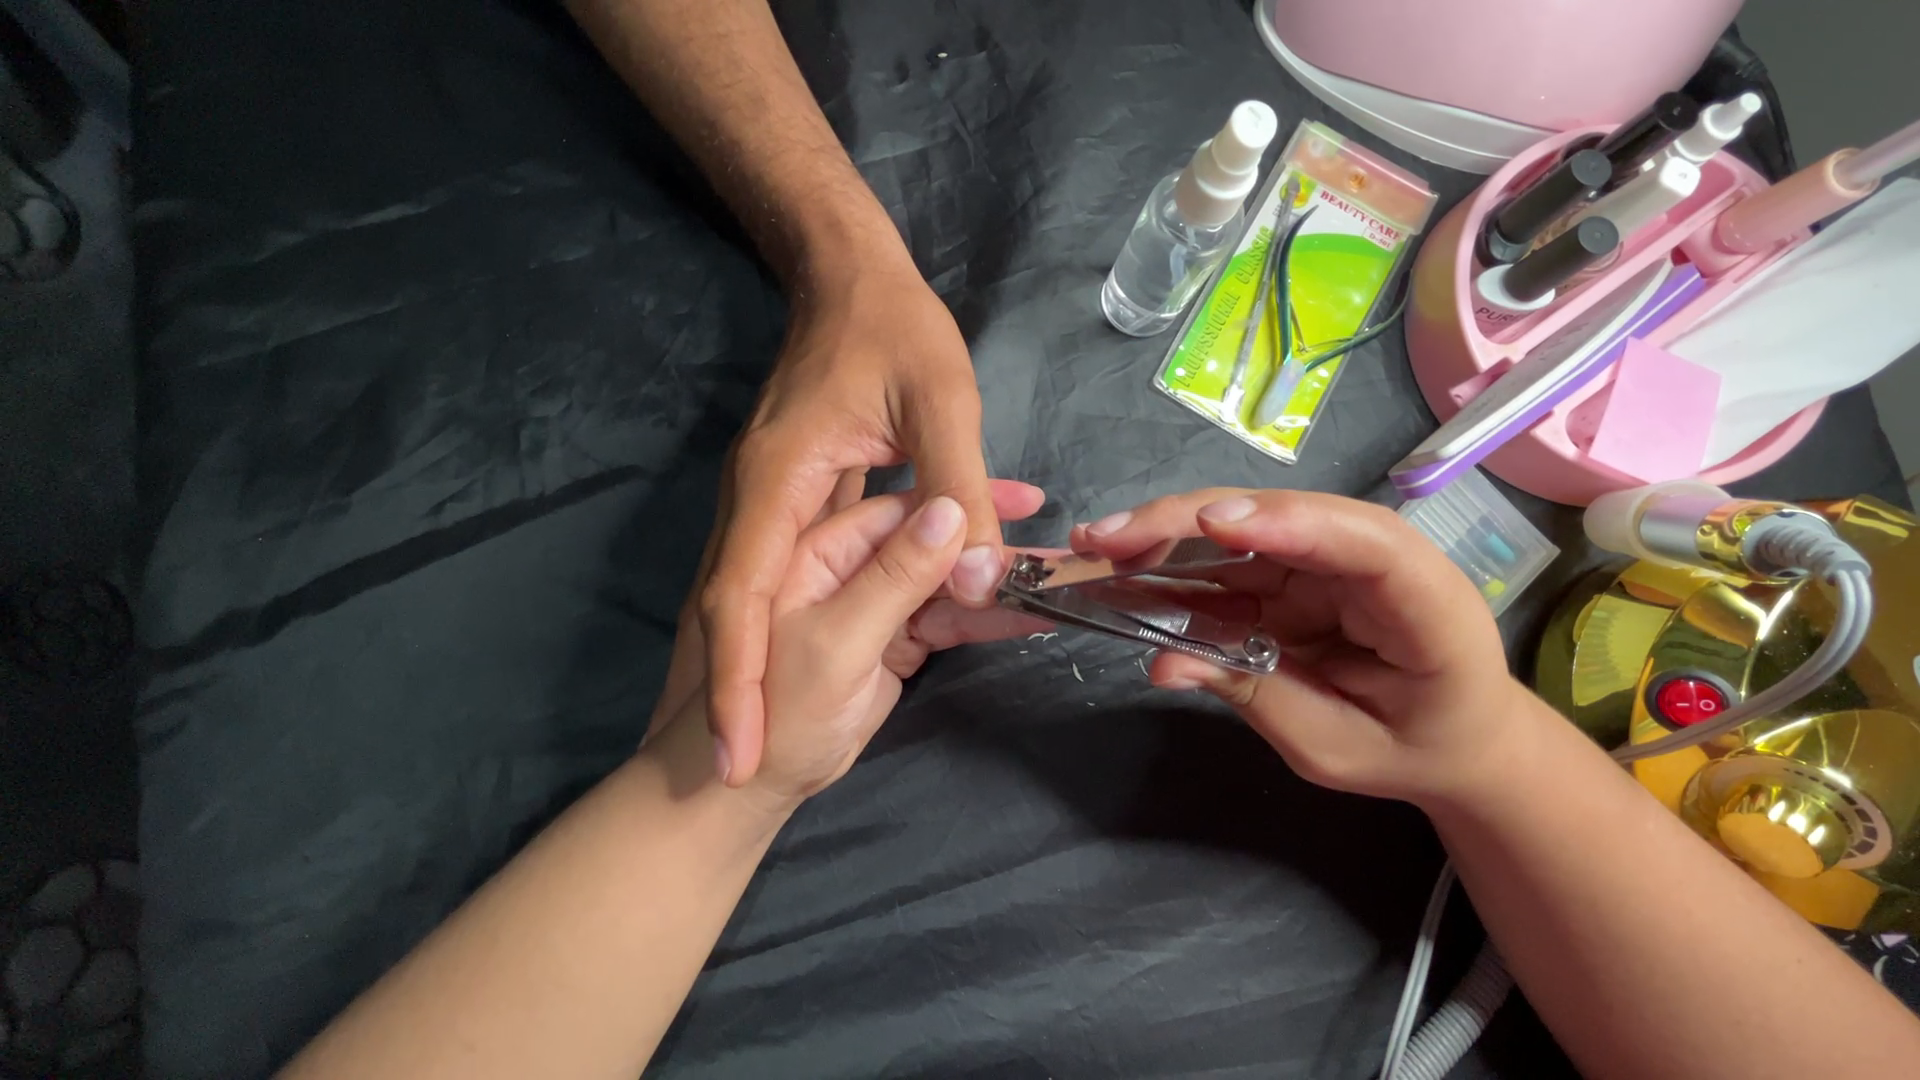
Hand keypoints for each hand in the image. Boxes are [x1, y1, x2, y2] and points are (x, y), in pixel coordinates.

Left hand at [664, 492, 1041, 812]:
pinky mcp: (897, 638)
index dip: (964, 504)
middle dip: (994, 543)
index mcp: (822, 549)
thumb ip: (895, 577)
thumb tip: (950, 512)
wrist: (762, 786)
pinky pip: (949, 619)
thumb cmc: (785, 711)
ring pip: (948, 582)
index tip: (1024, 501)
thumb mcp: (840, 640)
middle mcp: (853, 565)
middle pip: (933, 543)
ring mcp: (878, 602)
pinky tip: (1033, 612)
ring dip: (999, 583)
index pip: (902, 511)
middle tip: (1058, 540)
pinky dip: (987, 619)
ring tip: (1064, 578)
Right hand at [701, 265, 1005, 785]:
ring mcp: (769, 497)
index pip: (734, 596)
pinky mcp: (792, 494)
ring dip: (768, 654)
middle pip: (733, 609)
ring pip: (762, 592)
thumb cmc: (894, 329)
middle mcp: (756, 499)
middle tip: (745, 760)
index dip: (731, 679)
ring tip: (774, 724)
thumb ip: (958, 490)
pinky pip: (798, 564)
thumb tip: (977, 577)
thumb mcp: (940, 403)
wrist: (850, 275)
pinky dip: (819, 608)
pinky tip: (852, 633)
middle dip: (736, 687)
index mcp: (776, 483)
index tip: (732, 752)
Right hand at [1071, 489, 1537, 806]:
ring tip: (1096, 548)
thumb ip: (1260, 696)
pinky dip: (1173, 565)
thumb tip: (1163, 661)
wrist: (1451, 736)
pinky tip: (1123, 570)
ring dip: (1165, 535)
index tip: (1213, 526)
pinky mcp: (1288, 571)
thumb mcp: (1336, 745)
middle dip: (1189, 522)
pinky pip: (1225, 560)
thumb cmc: (1414, 745)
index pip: (1365, 545)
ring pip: (1240, 529)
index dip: (1290, 524)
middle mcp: (1370, 560)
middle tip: (1106, 538)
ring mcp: (1324, 561)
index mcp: (1424, 602)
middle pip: (1280, 517)